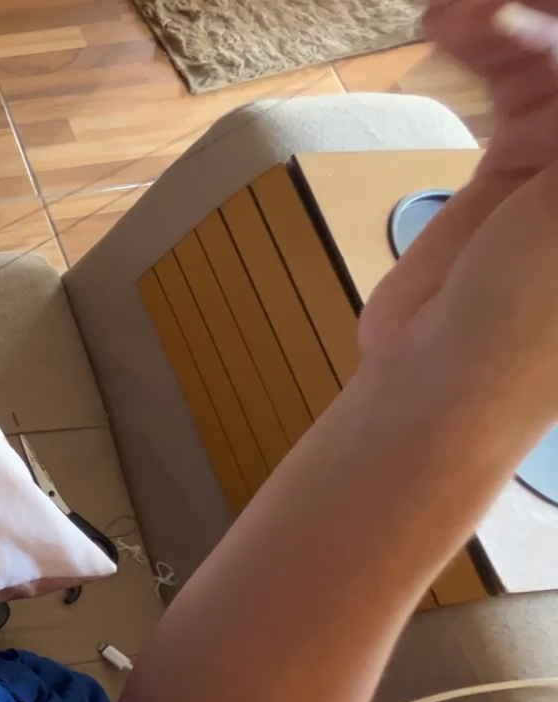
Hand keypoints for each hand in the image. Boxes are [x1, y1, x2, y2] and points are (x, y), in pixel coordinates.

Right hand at [361, 0, 557, 412]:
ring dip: (514, 16)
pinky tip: (446, 29)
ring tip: (452, 10)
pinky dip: (484, 46)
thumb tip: (553, 39)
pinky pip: (519, 76)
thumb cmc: (546, 302)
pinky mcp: (529, 154)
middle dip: (547, 9)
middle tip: (487, 2)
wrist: (446, 371)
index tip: (530, 10)